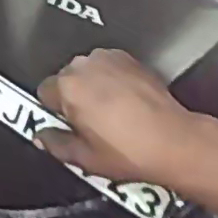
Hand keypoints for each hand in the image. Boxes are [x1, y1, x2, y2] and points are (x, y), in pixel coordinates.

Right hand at [35, 49, 217, 187]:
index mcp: (68, 88)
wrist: (174, 140)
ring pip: (86, 72)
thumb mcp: (85, 159)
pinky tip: (124, 102)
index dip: (54, 111)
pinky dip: (111, 79)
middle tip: (90, 123)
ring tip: (110, 112)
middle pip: (65, 79)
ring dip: (92, 86)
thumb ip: (56, 144)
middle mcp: (84, 66)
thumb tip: (43, 137)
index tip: (65, 124)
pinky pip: (107, 67)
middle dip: (73, 97)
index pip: (44, 92)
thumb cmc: (132, 151)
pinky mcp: (126, 58)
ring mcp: (106, 59)